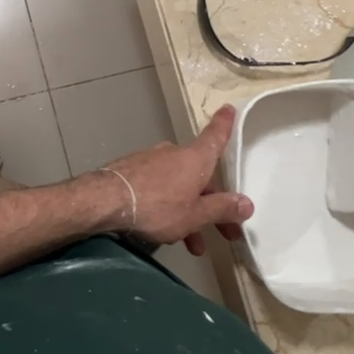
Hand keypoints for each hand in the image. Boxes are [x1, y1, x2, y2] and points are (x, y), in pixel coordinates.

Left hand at [103, 105, 253, 254]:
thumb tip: (247, 203)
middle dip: (213, 205)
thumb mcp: (195, 215)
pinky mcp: (133, 171)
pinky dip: (168, 208)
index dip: (224, 125)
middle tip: (225, 234)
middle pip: (200, 175)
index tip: (229, 108)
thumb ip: (222, 209)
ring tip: (192, 245)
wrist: (106, 200)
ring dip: (190, 214)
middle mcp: (173, 154)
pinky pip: (159, 189)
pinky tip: (165, 231)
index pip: (214, 137)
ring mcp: (151, 161)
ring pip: (179, 187)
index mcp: (194, 159)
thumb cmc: (158, 206)